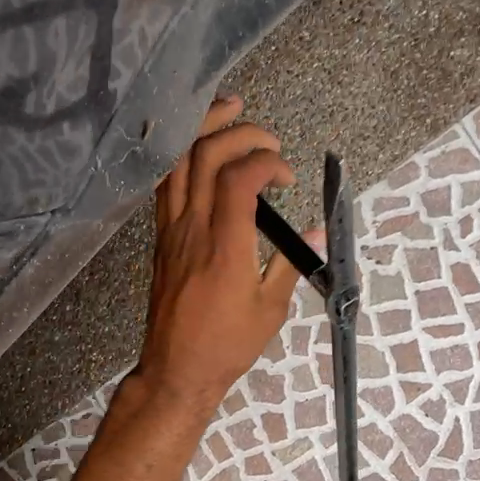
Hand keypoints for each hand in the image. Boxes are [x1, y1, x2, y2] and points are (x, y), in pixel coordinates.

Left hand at [132, 96, 306, 412]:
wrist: (177, 369)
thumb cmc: (227, 345)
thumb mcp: (270, 310)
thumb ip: (291, 264)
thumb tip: (318, 233)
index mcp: (225, 248)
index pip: (238, 177)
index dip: (265, 160)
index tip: (287, 176)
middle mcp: (193, 229)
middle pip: (204, 154)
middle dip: (239, 132)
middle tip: (268, 137)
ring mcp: (171, 231)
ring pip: (177, 161)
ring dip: (203, 128)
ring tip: (229, 111)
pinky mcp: (161, 238)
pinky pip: (165, 182)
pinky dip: (183, 154)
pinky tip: (200, 148)